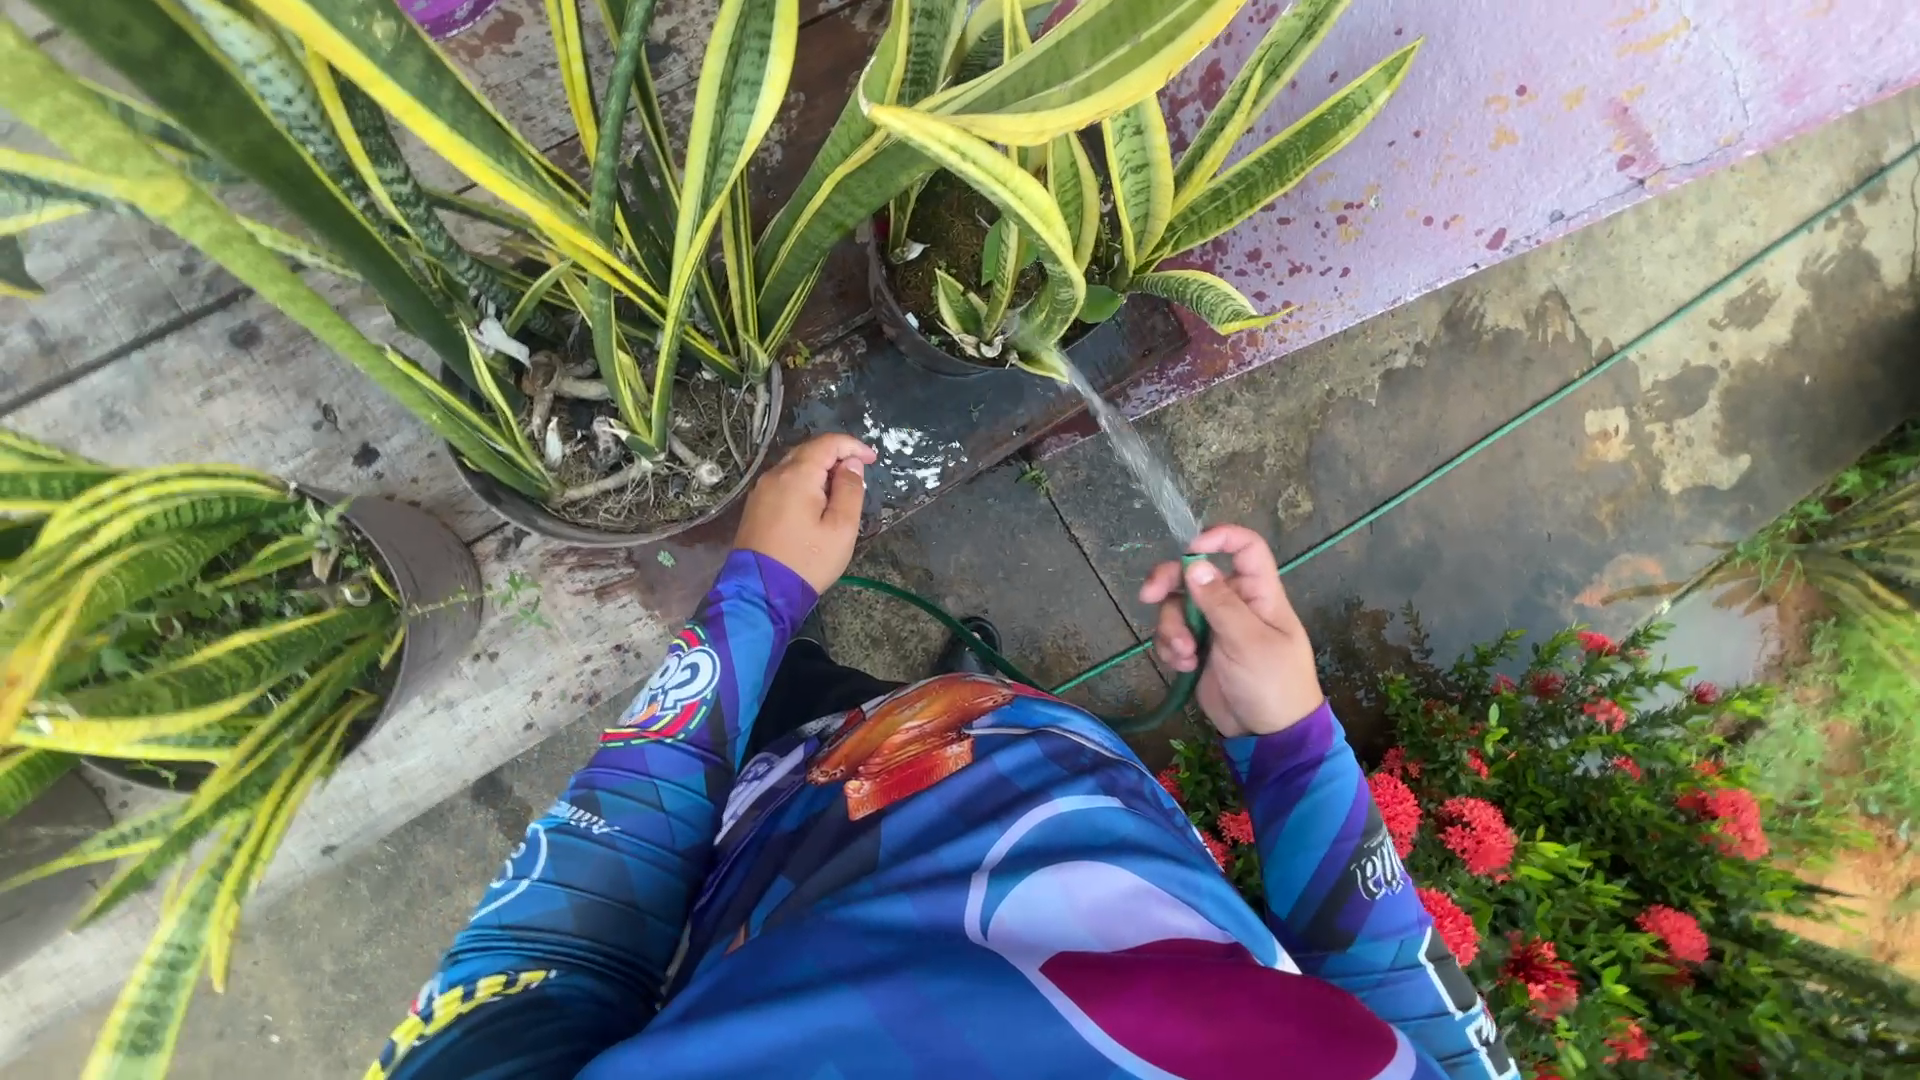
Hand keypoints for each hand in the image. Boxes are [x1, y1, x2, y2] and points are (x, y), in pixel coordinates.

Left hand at [734, 434, 877, 592]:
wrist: (761, 593)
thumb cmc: (808, 561)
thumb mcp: (841, 528)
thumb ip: (850, 490)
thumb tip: (851, 465)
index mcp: (797, 476)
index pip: (827, 444)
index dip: (853, 446)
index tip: (872, 459)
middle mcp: (774, 476)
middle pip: (809, 452)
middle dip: (836, 457)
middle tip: (858, 475)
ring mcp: (761, 491)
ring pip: (795, 467)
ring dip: (820, 471)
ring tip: (841, 491)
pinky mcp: (756, 506)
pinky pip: (784, 483)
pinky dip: (804, 483)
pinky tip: (816, 502)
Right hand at [1138, 525, 1324, 737]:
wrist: (1267, 735)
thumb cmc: (1272, 684)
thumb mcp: (1249, 642)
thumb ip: (1220, 603)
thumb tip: (1194, 564)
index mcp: (1259, 593)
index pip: (1245, 548)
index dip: (1220, 538)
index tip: (1189, 549)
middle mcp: (1234, 602)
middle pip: (1194, 573)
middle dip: (1168, 583)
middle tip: (1148, 596)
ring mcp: (1213, 626)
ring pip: (1177, 606)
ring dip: (1171, 628)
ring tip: (1183, 655)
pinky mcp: (1197, 649)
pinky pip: (1172, 634)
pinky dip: (1171, 648)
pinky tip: (1183, 667)